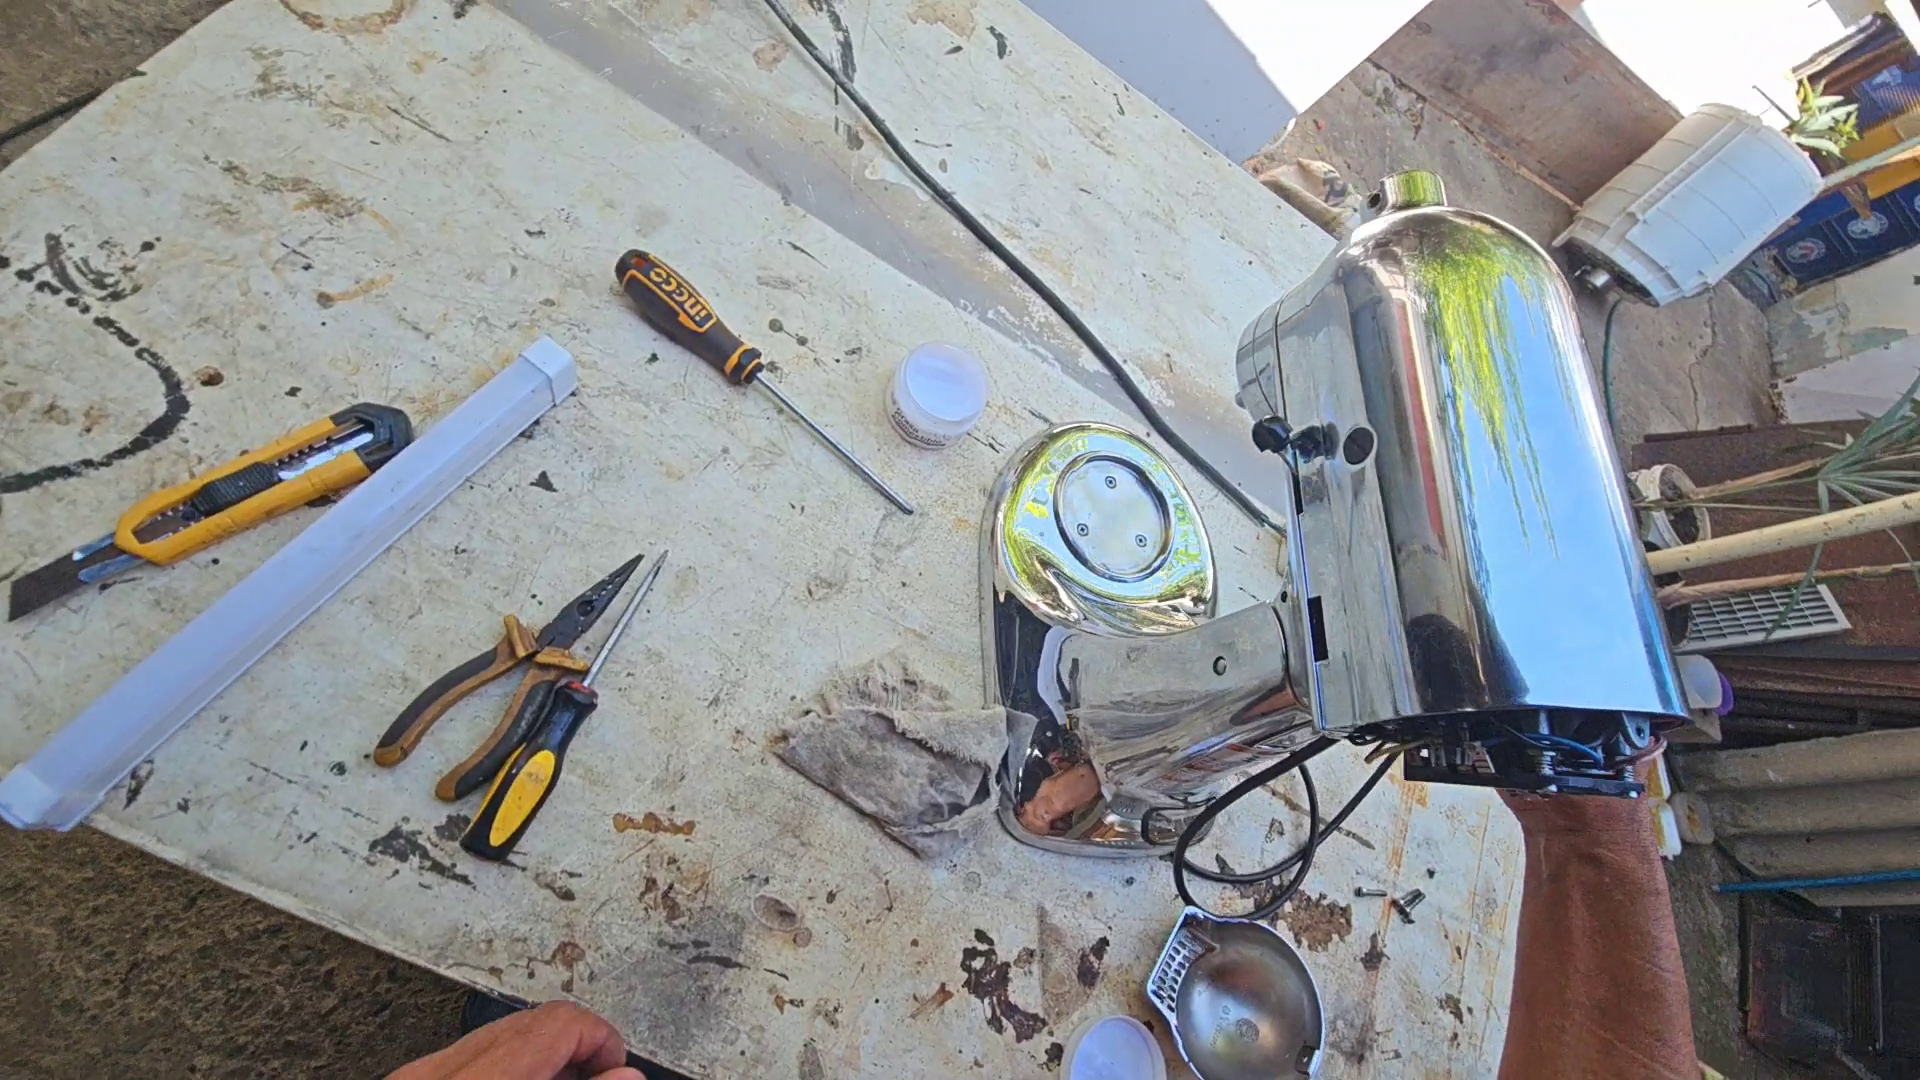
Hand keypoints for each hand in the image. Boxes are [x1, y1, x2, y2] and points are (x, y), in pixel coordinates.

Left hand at [387, 1001, 645, 1079]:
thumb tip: (625, 1077)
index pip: (558, 1023)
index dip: (601, 1040)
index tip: (617, 1074)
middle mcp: (434, 1075)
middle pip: (530, 1024)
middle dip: (574, 1051)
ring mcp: (412, 1079)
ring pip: (499, 1038)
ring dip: (541, 1061)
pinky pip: (467, 1060)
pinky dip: (505, 1070)